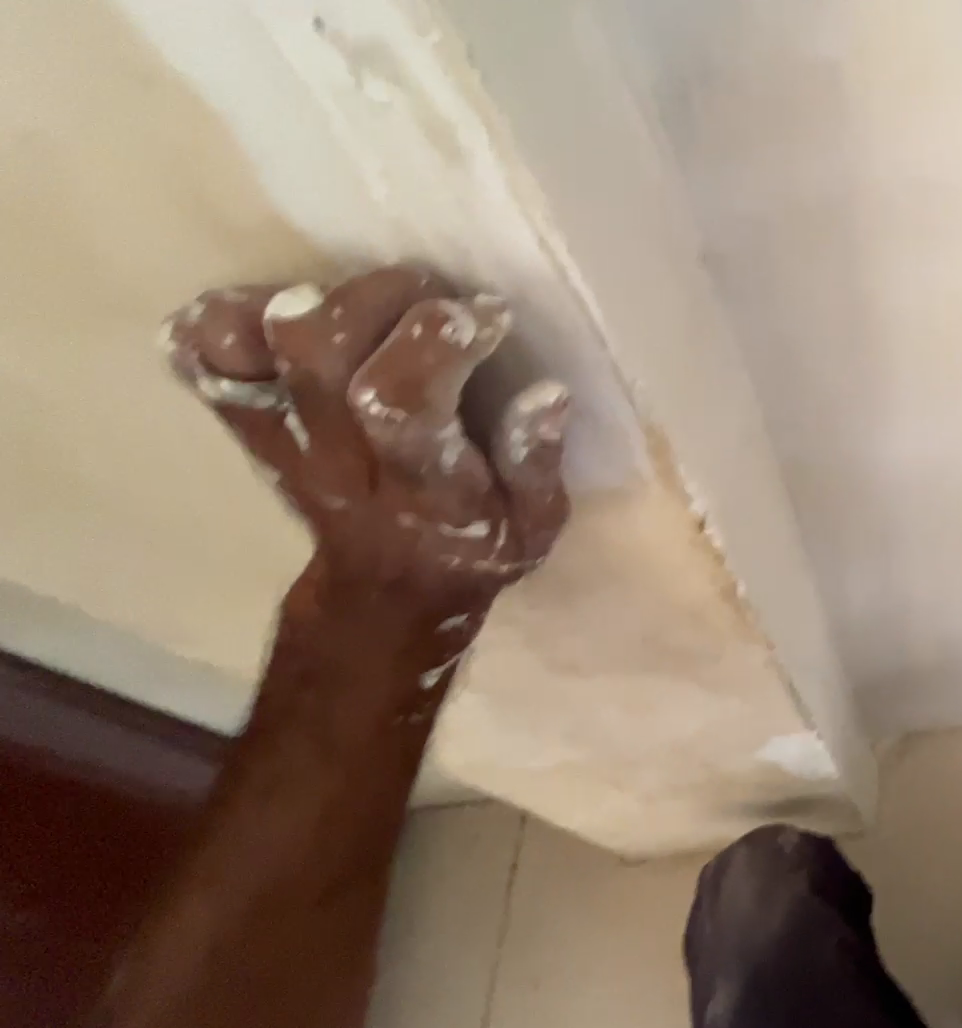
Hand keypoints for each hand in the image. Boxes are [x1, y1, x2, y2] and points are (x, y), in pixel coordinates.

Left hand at [162, 266, 570, 604]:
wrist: (390, 586)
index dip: (440, 338)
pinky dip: (229, 317)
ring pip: (251, 340)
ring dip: (314, 300)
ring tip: (375, 303)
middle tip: (436, 297)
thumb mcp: (537, 520)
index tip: (489, 315)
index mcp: (422, 480)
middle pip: (317, 350)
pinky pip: (200, 352)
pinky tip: (294, 318)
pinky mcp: (248, 421)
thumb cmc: (476, 547)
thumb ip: (538, 461)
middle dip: (381, 297)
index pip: (403, 398)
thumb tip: (549, 392)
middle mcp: (341, 451)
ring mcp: (284, 433)